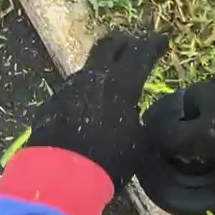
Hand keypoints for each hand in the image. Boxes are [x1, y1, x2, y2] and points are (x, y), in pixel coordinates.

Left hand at [28, 31, 168, 187]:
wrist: (62, 173)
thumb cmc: (110, 158)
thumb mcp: (139, 141)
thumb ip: (137, 119)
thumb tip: (133, 111)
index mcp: (121, 83)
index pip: (140, 54)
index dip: (153, 45)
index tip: (162, 40)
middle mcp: (93, 77)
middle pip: (108, 46)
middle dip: (123, 43)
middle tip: (132, 45)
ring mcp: (68, 87)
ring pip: (88, 68)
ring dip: (102, 68)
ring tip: (110, 78)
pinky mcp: (51, 102)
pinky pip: (73, 88)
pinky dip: (86, 90)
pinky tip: (88, 103)